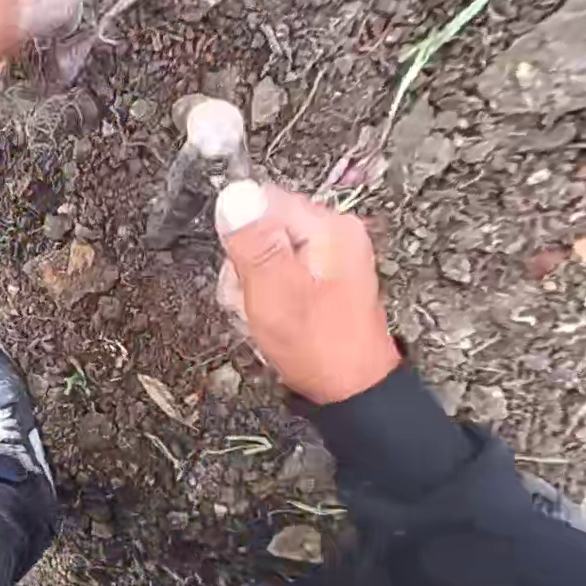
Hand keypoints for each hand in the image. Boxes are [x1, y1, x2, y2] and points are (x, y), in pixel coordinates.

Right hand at [215, 181, 402, 404]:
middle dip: (245, 267)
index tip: (245, 272)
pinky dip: (267, 295)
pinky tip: (273, 317)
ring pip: (265, 253)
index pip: (262, 203)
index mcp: (328, 229)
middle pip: (262, 228)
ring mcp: (328, 256)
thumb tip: (234, 195)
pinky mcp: (322, 276)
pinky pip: (278, 272)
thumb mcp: (276, 293)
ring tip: (266, 314)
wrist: (350, 390)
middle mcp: (333, 235)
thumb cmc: (319, 347)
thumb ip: (254, 243)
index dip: (241, 239)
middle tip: (256, 299)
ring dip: (252, 286)